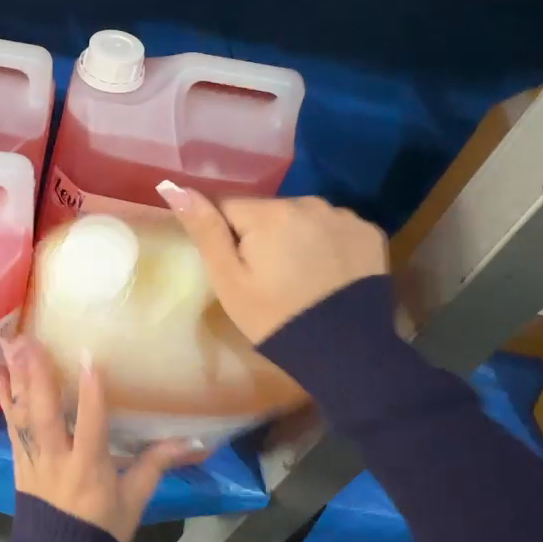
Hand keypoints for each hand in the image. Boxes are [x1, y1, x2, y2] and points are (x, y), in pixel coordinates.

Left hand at [0, 337, 202, 541]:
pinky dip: (2, 395)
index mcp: (88, 467)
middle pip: (44, 411)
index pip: (91, 424)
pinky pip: (9, 422)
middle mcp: (56, 457)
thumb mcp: (133, 501)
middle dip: (37, 374)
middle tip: (30, 339)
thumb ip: (156, 464)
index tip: (88, 357)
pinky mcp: (18, 459)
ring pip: (22, 412)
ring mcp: (32, 457)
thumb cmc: (100, 531)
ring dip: (15, 376)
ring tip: (9, 344)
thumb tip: (193, 441)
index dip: (91, 391)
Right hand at [157, 183, 388, 343]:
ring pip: (301, 217)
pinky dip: (327, 243)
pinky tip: (328, 273)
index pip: (229, 208)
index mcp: (269, 213)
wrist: (346, 354)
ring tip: (300, 277)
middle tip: (268, 279)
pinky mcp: (370, 231)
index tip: (239, 270)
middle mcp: (309, 202)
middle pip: (268, 212)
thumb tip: (172, 186)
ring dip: (295, 237)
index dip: (227, 239)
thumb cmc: (274, 317)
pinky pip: (333, 227)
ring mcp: (344, 216)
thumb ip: (204, 229)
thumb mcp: (228, 279)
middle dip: (262, 236)